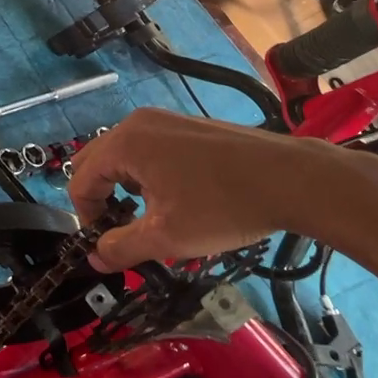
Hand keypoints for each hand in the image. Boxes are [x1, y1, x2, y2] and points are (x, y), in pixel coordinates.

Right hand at [68, 108, 347, 271]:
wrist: (296, 180)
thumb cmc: (225, 207)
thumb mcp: (169, 237)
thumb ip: (122, 248)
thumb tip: (94, 258)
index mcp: (123, 145)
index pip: (80, 181)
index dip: (87, 217)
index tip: (108, 243)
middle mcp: (135, 123)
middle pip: (94, 161)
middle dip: (101, 197)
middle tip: (124, 227)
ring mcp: (162, 119)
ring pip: (121, 154)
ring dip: (124, 184)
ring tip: (154, 212)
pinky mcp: (185, 124)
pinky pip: (147, 146)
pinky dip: (147, 171)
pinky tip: (178, 194)